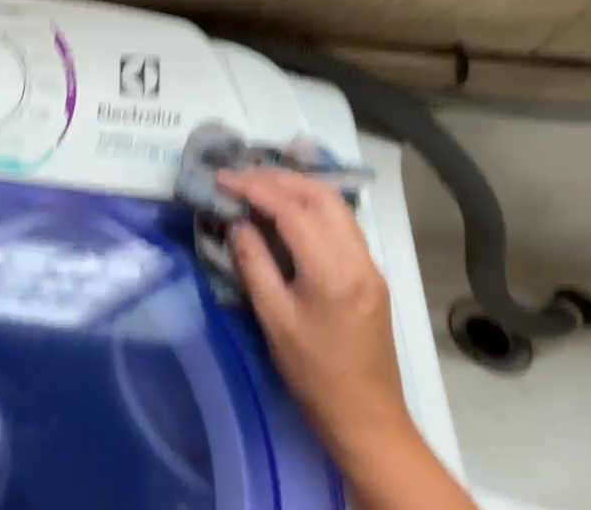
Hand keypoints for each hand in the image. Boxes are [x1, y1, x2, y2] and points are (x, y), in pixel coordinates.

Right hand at [218, 168, 411, 457]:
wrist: (366, 415)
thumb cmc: (313, 371)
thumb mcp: (272, 317)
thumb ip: (253, 262)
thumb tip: (238, 222)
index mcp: (333, 270)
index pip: (292, 209)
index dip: (254, 187)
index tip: (221, 178)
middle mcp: (359, 259)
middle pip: (321, 196)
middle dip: (278, 178)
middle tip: (238, 175)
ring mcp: (369, 266)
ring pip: (335, 206)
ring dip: (296, 188)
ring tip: (257, 185)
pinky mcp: (369, 275)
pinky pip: (341, 224)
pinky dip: (310, 206)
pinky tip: (285, 211)